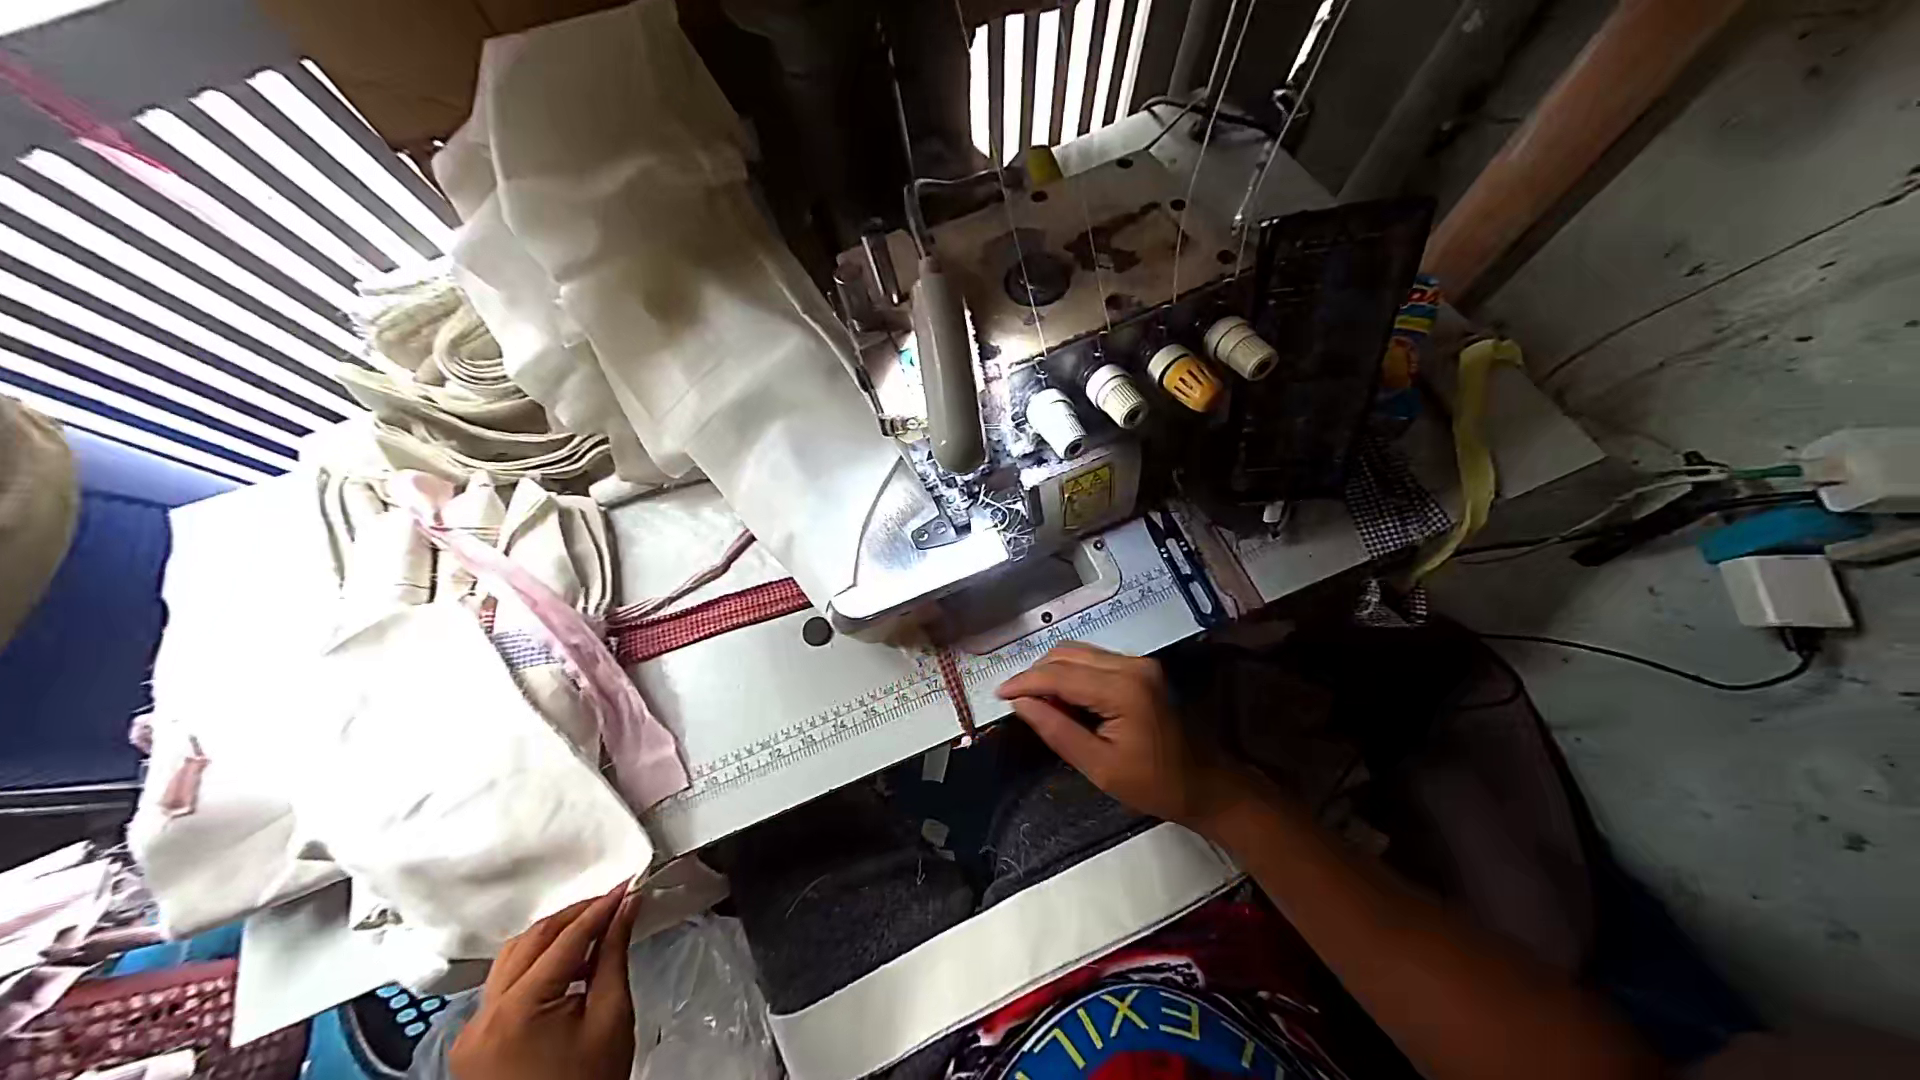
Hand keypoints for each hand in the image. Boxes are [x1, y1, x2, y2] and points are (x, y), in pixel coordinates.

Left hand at [450, 886, 639, 1079]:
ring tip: (592, 929)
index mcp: (516, 1011)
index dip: (599, 909)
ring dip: (551, 938)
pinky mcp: (472, 1046)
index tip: (627, 887)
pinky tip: (565, 964)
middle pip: (529, 942)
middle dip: (574, 917)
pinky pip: (503, 987)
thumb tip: (626, 907)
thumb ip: (614, 955)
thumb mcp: (611, 1016)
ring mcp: (471, 1034)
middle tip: (612, 903)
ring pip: (510, 960)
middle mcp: (481, 1019)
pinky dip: (534, 966)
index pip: (564, 940)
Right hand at [996, 642, 1256, 828]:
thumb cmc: (1154, 784)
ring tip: (1038, 702)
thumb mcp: (1099, 766)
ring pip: (1078, 652)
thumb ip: (1057, 730)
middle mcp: (1132, 665)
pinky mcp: (1141, 668)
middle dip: (1036, 675)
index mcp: (1123, 689)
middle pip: (1067, 655)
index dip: (1025, 683)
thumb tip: (1020, 704)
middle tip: (1017, 703)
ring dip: (1052, 671)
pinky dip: (1071, 673)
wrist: (1207, 784)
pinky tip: (1063, 697)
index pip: (1060, 675)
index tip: (998, 695)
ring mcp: (1139, 663)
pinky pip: (1093, 660)